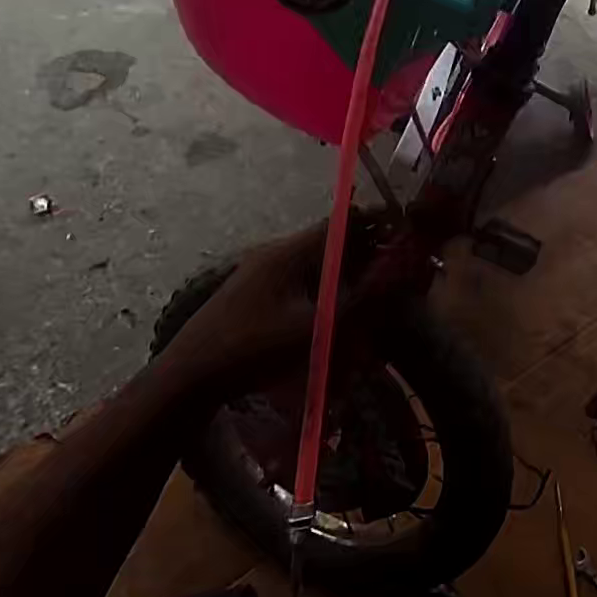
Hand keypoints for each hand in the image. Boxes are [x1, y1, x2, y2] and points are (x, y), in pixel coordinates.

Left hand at [157, 216, 412, 397]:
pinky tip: (336, 307)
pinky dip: (325, 285)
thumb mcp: (314, 328)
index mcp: (290, 252)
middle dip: (364, 248)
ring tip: (373, 286)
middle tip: (396, 264)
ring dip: (344, 269)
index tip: (404, 230)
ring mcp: (263, 272)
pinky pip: (301, 279)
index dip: (374, 222)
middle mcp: (276, 253)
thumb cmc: (254, 347)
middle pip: (329, 241)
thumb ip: (359, 303)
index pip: (340, 222)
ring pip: (315, 262)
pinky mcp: (256, 292)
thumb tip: (397, 280)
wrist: (192, 374)